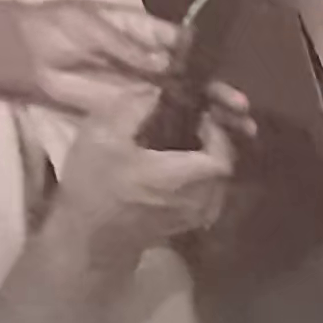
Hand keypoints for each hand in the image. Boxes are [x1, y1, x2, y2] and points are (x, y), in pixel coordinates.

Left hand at [13, 0, 254, 131]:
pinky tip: (220, 143)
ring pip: (196, 105)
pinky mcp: (147, 114)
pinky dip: (199, 133)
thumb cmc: (56, 29)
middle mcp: (160, 65)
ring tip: (245, 130)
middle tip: (242, 110)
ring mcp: (156, 92)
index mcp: (149, 38)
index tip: (223, 76)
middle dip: (222, 95)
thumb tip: (166, 67)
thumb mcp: (89, 28)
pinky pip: (177, 123)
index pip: (185, 48)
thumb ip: (128, 48)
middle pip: (198, 82)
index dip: (206, 62)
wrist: (26, 56)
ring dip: (221, 118)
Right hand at [42, 89, 235, 276]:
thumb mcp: (102, 136)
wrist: (98, 233)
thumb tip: (156, 90)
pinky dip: (205, 174)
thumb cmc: (96, 182)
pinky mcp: (200, 220)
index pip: (222, 156)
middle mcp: (204, 199)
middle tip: (197, 121)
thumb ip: (133, 109)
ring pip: (222, 180)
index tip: (201, 113)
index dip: (218, 133)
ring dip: (211, 158)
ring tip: (190, 137)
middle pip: (226, 167)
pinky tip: (185, 161)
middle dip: (216, 142)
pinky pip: (213, 192)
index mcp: (184, 178)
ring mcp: (206, 213)